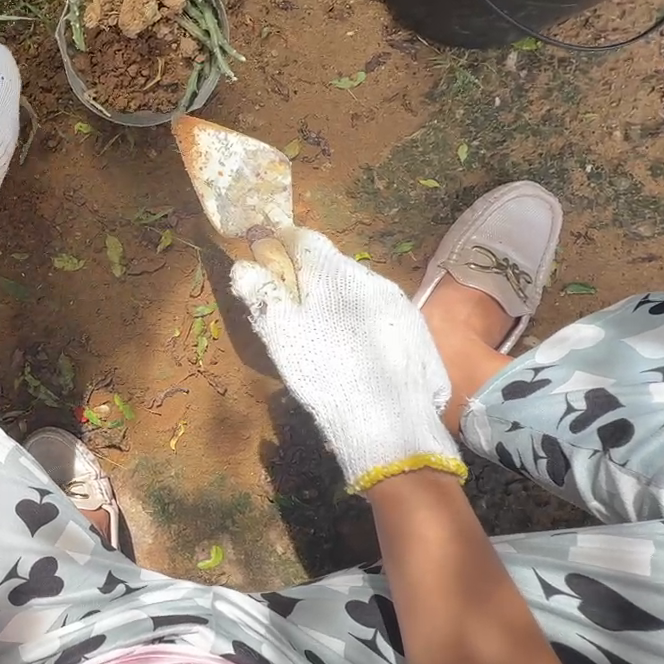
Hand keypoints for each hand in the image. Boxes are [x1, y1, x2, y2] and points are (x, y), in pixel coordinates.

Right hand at [229, 227, 464, 493]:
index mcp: (336, 273)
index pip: (302, 238)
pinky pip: (378, 315)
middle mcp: (374, 280)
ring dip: (334, 300)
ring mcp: (401, 307)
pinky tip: (352, 354)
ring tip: (320, 335)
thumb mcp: (280, 333)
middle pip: (330, 265)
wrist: (389, 425)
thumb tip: (245, 265)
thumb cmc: (325, 372)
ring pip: (356, 291)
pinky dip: (358, 322)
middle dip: (306, 277)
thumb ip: (261, 292)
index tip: (263, 260)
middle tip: (286, 306)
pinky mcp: (417, 335)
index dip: (277, 244)